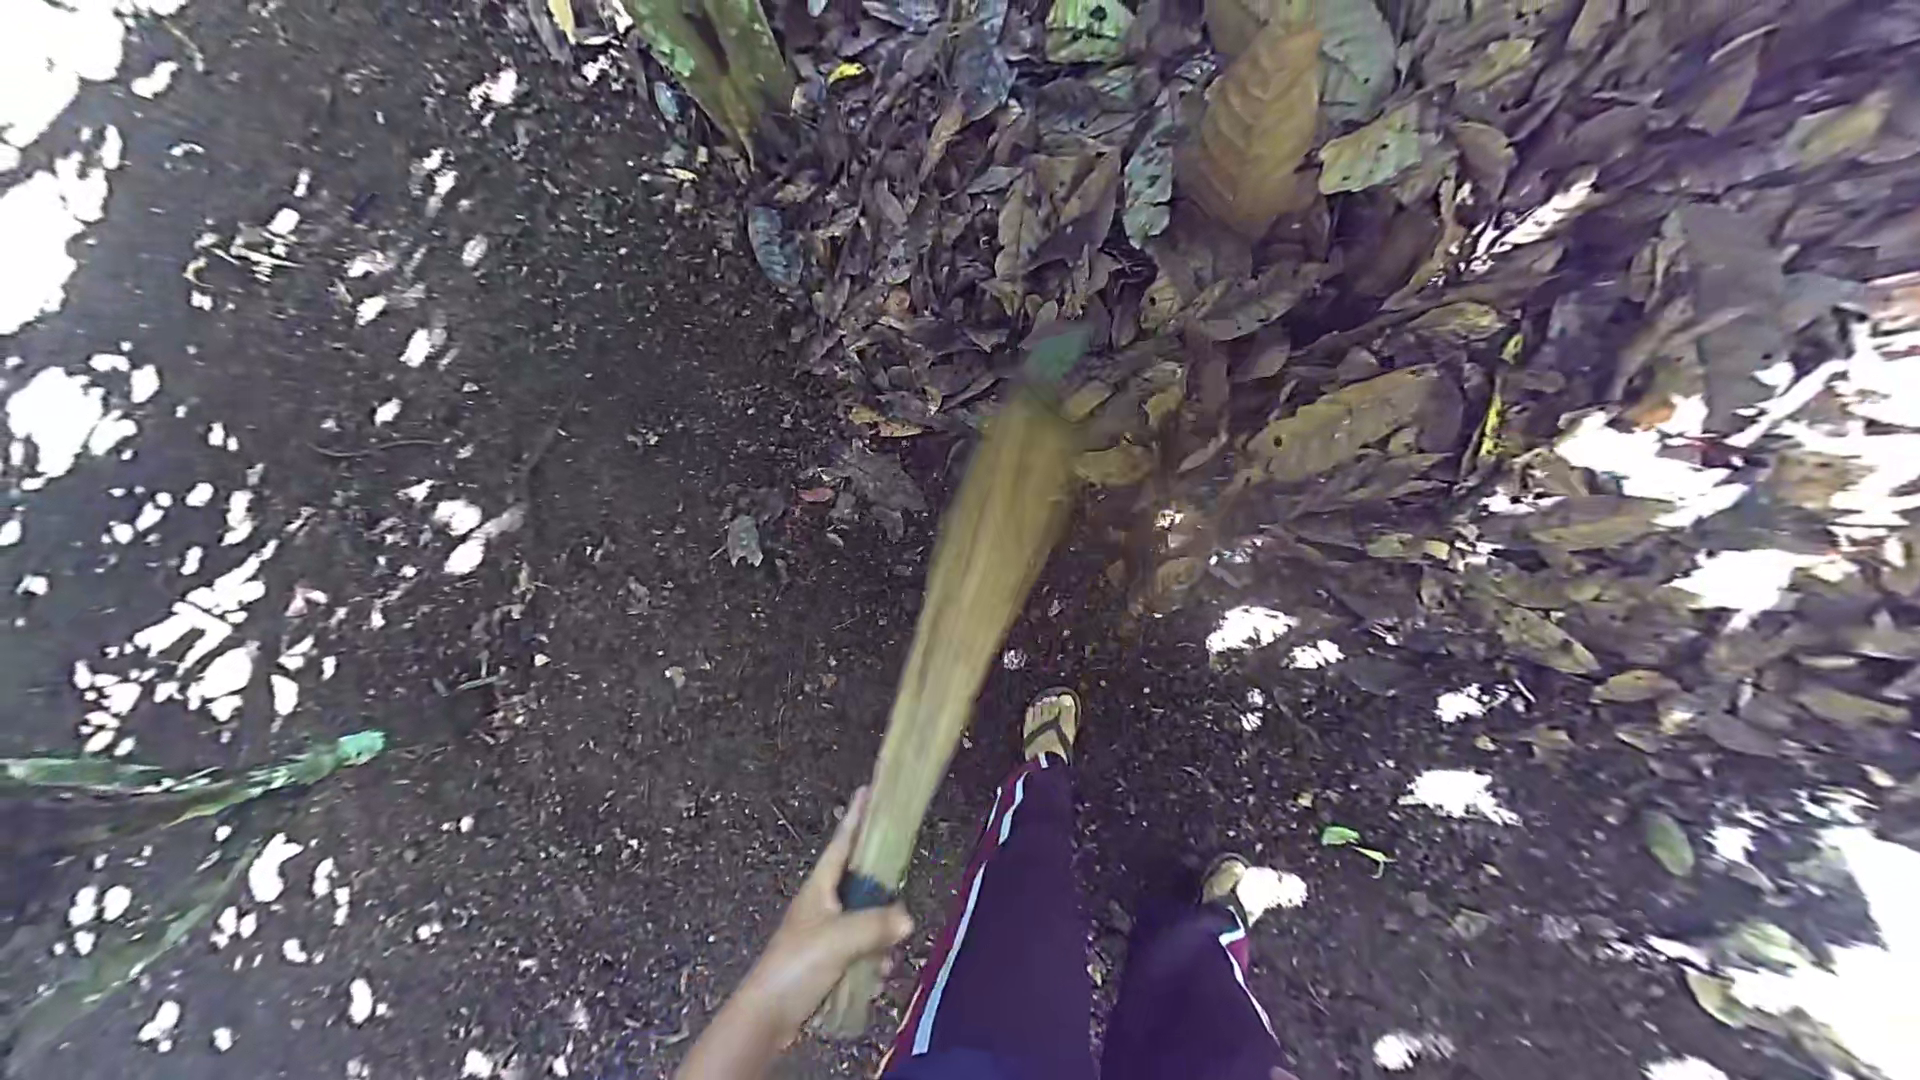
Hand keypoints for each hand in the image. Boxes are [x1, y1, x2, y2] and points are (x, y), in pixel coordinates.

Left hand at [732, 786, 914, 1041]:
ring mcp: (825, 930)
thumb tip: (907, 919)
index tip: (867, 789)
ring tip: (885, 957)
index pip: (843, 841)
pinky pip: (860, 950)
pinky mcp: (828, 959)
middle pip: (861, 881)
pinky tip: (877, 978)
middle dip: (882, 892)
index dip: (855, 816)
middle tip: (899, 894)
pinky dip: (872, 961)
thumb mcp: (839, 938)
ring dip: (879, 937)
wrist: (767, 1016)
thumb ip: (875, 925)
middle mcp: (824, 901)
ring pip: (865, 919)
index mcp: (820, 884)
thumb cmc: (796, 963)